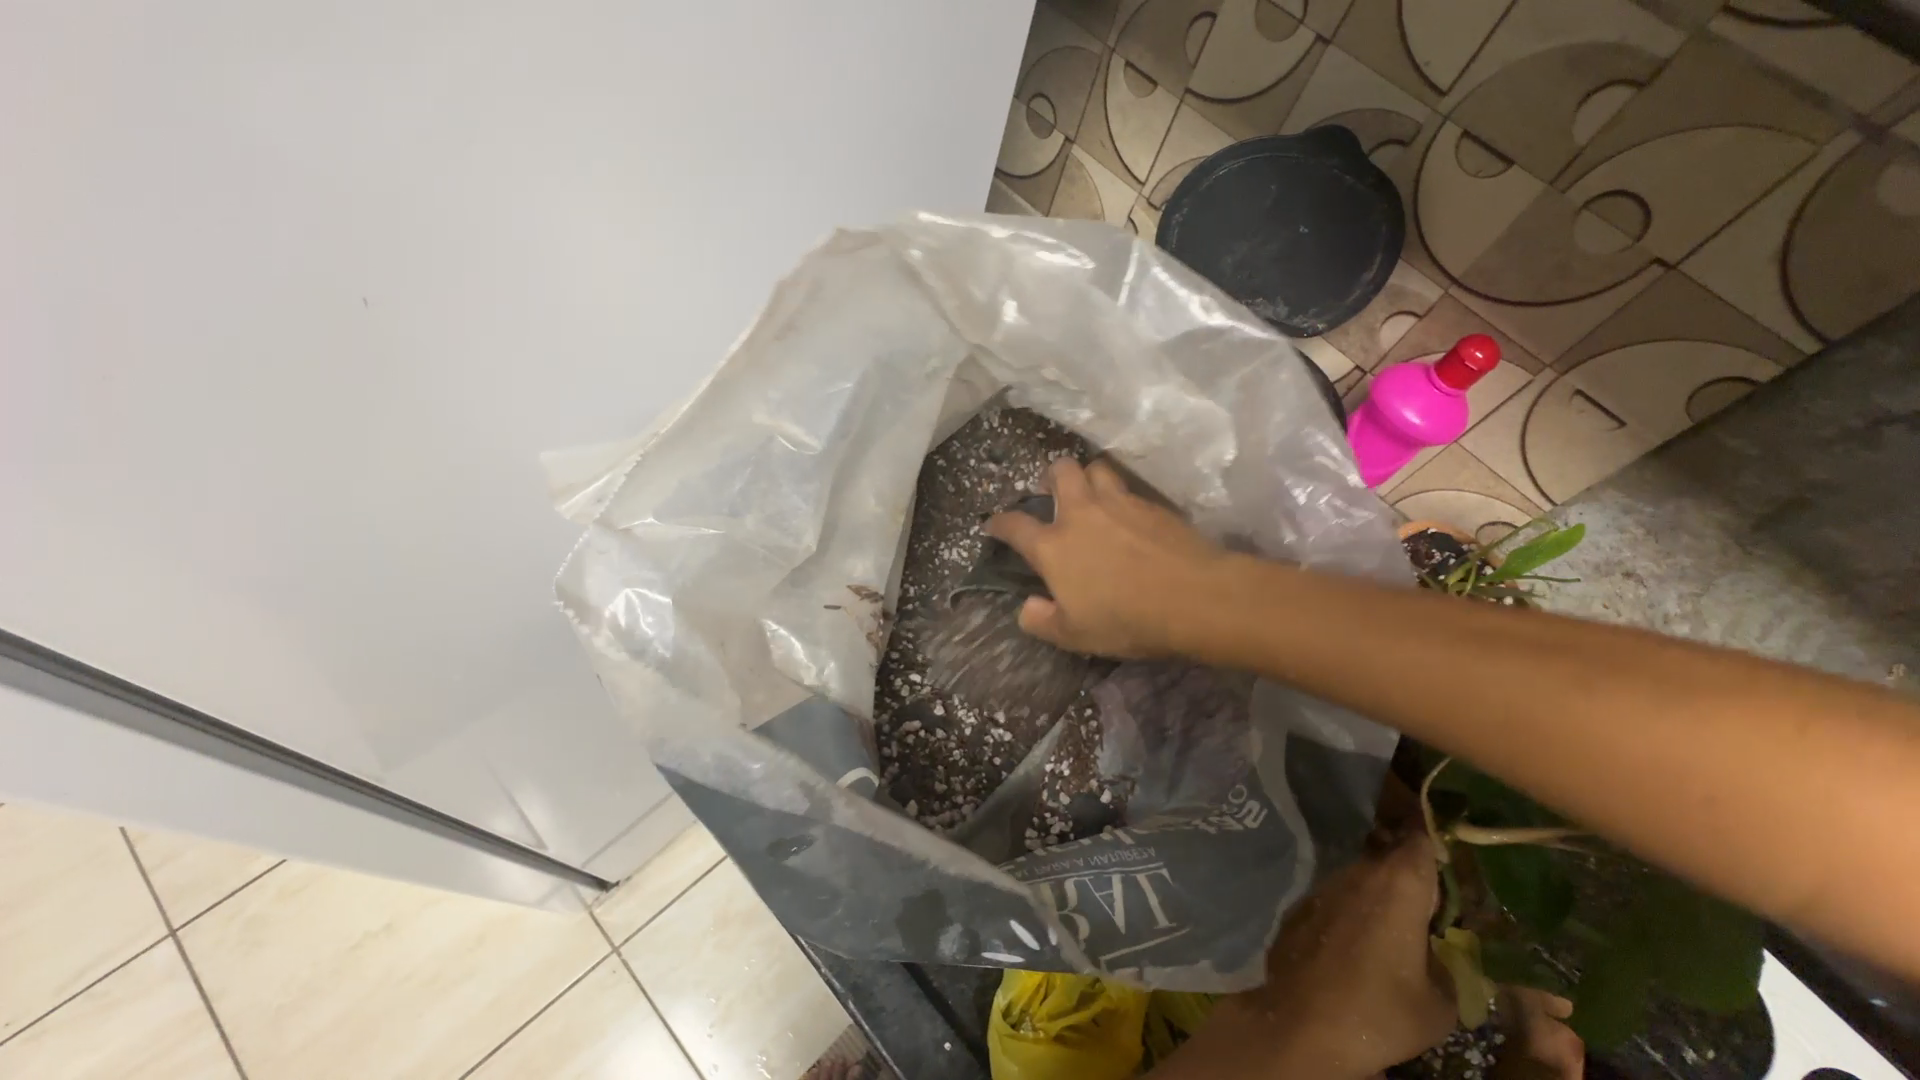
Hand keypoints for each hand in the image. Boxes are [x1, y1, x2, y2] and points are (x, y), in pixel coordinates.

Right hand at [985, 459, 1231, 658]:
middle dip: (1050, 476)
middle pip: (1060, 471)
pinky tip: (1128, 515)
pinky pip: (1129, 489)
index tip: (993, 525)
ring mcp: (1119, 503)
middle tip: (1051, 490)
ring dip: (1088, 477)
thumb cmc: (1126, 620)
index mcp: (1053, 546)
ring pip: (1097, 469)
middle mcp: (1081, 513)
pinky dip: (1121, 496)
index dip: (999, 523)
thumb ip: (1041, 621)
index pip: (1015, 525)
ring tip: (1091, 493)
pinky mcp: (1153, 505)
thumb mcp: (1074, 635)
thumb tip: (1027, 606)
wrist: (1194, 597)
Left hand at [1150, 835, 1457, 1079]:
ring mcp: (1322, 889)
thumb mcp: (1441, 1003)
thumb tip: (1447, 956)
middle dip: (1411, 882)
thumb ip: (1452, 968)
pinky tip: (1354, 951)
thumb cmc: (1379, 1012)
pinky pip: (1334, 904)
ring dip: (1378, 902)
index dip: (1438, 842)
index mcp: (1399, 885)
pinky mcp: (1298, 909)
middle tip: (1433, 913)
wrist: (1300, 1025)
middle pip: (1391, 862)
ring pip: (1361, 883)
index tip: (1454, 855)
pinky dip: (1348, 919)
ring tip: (1394, 937)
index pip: (1423, 841)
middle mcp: (1358, 874)